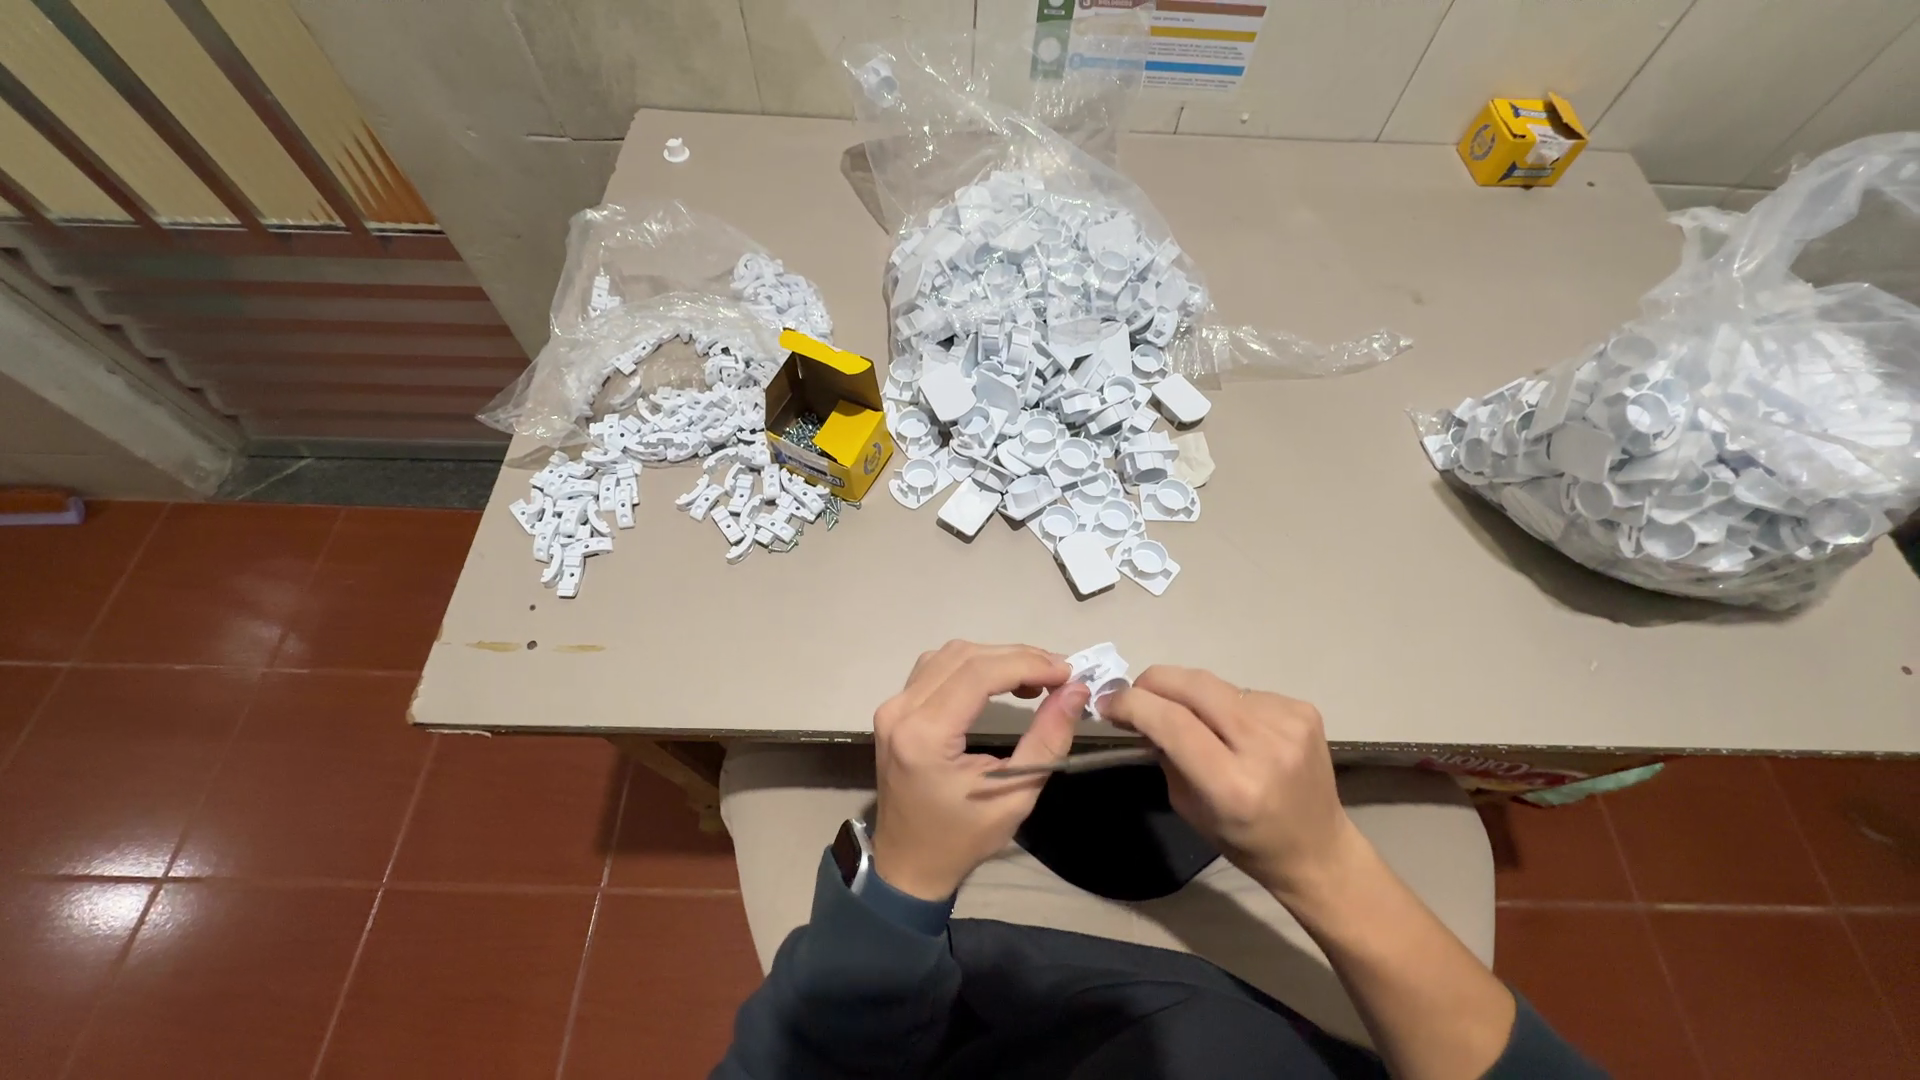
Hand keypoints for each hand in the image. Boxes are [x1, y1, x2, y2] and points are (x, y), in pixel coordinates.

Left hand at [869, 641, 1089, 901]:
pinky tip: (1000, 681)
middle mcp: (900, 711)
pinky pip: (935, 668)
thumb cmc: (962, 838)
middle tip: (1059, 673)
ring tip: (1035, 677)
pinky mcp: (893, 709)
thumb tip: (1076, 690)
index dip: (1027, 664)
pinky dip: (972, 665)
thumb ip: (1047, 739)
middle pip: (964, 657)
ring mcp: (892, 707)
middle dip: (1017, 657)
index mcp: (924, 736)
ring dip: (995, 657)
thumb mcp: (1016, 796)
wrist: (908, 864)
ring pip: (949, 655)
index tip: (1068, 672)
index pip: (979, 674)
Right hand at [1102, 666, 1359, 900]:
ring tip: (1190, 719)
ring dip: (1190, 696)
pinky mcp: (1304, 710)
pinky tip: (1232, 728)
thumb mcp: (1188, 807)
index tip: (1107, 703)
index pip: (1172, 722)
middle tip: (1135, 694)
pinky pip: (1244, 691)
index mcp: (1232, 784)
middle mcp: (1264, 747)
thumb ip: (1165, 755)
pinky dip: (1225, 703)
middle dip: (1153, 682)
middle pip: (1193, 685)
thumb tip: (1142, 711)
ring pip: (1216, 684)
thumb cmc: (1244, 840)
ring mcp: (1289, 724)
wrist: (1318, 849)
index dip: (1132, 703)